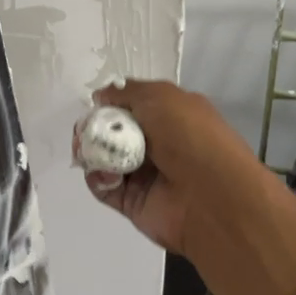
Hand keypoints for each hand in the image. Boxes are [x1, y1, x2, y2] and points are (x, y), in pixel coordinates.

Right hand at [82, 80, 271, 258]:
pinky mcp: (133, 202)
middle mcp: (158, 143)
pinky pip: (104, 186)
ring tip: (85, 151)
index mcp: (171, 115)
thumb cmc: (190, 137)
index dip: (111, 103)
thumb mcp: (161, 97)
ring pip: (105, 158)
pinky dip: (97, 178)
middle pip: (114, 132)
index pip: (133, 105)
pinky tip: (103, 173)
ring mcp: (144, 174)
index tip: (95, 104)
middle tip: (83, 131)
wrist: (212, 197)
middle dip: (94, 128)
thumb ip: (127, 92)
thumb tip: (101, 96)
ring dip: (91, 151)